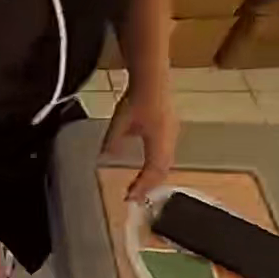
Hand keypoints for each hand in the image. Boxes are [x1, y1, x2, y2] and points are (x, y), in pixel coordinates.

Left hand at [103, 81, 178, 201]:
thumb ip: (113, 142)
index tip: (130, 198)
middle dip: (149, 186)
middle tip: (135, 197)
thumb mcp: (119, 124)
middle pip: (162, 171)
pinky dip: (156, 166)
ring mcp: (172, 135)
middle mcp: (169, 142)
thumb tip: (106, 157)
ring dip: (154, 177)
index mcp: (160, 143)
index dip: (142, 186)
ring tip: (141, 187)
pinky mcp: (169, 129)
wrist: (152, 80)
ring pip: (166, 163)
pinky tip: (148, 167)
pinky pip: (165, 155)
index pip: (152, 172)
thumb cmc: (137, 101)